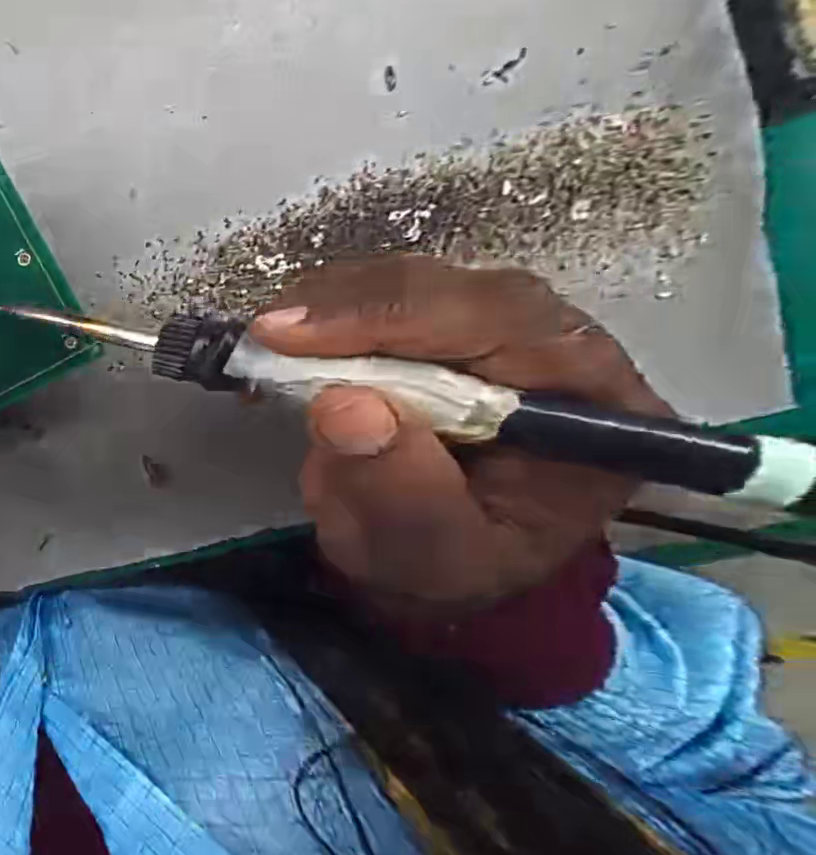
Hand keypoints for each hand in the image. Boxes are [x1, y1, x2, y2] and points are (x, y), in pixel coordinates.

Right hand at [250, 257, 669, 620]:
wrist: (434, 569)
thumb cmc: (439, 569)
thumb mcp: (422, 554)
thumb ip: (395, 490)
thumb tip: (341, 405)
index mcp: (592, 408)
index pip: (498, 325)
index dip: (387, 318)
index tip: (286, 336)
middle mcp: (558, 353)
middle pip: (455, 290)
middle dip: (349, 306)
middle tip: (263, 336)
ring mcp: (499, 339)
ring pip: (416, 285)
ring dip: (329, 306)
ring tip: (266, 344)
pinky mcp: (443, 339)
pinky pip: (385, 302)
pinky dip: (324, 316)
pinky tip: (286, 346)